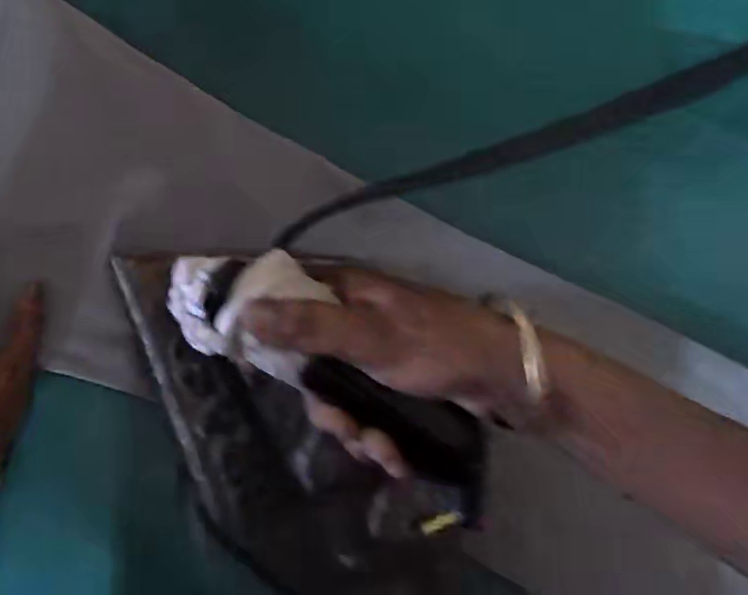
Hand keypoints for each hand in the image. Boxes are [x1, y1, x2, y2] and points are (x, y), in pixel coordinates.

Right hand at [242, 268, 531, 475]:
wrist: (503, 376)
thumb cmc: (433, 344)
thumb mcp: (368, 336)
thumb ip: (307, 326)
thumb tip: (245, 311)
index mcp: (339, 289)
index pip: (281, 295)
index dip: (259, 324)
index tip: (244, 360)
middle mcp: (347, 315)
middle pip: (305, 358)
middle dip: (324, 405)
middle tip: (343, 427)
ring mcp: (368, 349)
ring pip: (334, 392)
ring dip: (353, 430)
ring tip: (382, 450)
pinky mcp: (387, 380)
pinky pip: (362, 409)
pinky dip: (374, 436)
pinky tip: (395, 456)